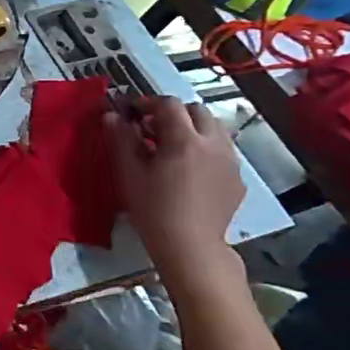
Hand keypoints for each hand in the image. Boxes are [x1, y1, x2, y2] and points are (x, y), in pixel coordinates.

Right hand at [106, 96, 243, 271]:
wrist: (190, 246)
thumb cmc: (153, 210)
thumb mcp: (129, 174)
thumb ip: (121, 140)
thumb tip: (112, 115)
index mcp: (185, 139)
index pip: (169, 104)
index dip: (148, 103)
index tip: (132, 112)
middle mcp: (214, 143)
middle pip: (196, 110)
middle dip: (173, 114)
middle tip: (151, 130)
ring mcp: (230, 161)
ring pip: (213, 129)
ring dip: (192, 129)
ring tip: (172, 148)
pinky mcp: (237, 179)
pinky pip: (222, 152)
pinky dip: (205, 150)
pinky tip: (190, 171)